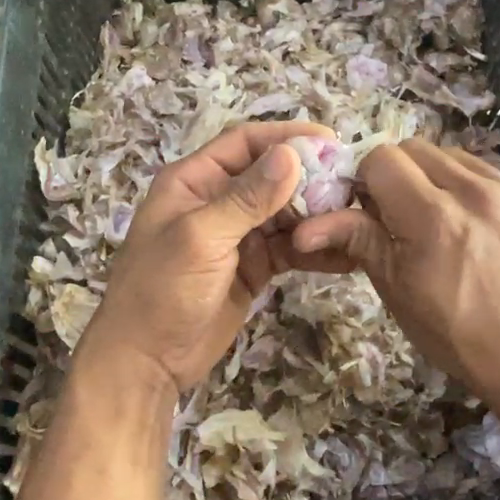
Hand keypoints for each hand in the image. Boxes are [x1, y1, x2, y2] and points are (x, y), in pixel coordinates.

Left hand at [77, 121, 351, 393]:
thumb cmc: (162, 290)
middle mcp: (215, 201)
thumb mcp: (202, 238)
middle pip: (271, 176)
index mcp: (193, 181)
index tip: (331, 141)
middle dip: (310, 179)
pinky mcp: (252, 267)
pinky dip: (313, 249)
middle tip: (352, 186)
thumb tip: (292, 154)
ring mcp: (236, 235)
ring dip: (316, 215)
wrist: (145, 363)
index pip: (244, 143)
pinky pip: (288, 248)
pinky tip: (344, 253)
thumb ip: (247, 198)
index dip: (286, 137)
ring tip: (354, 219)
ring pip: (284, 212)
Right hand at [290, 139, 499, 413]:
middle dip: (400, 175)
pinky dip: (479, 195)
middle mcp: (476, 192)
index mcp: (432, 217)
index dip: (368, 181)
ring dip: (440, 180)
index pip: (382, 158)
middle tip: (403, 216)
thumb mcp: (396, 290)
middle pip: (417, 149)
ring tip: (446, 224)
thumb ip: (356, 240)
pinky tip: (485, 233)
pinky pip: (496, 177)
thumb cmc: (457, 334)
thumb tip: (302, 229)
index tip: (372, 210)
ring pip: (457, 158)